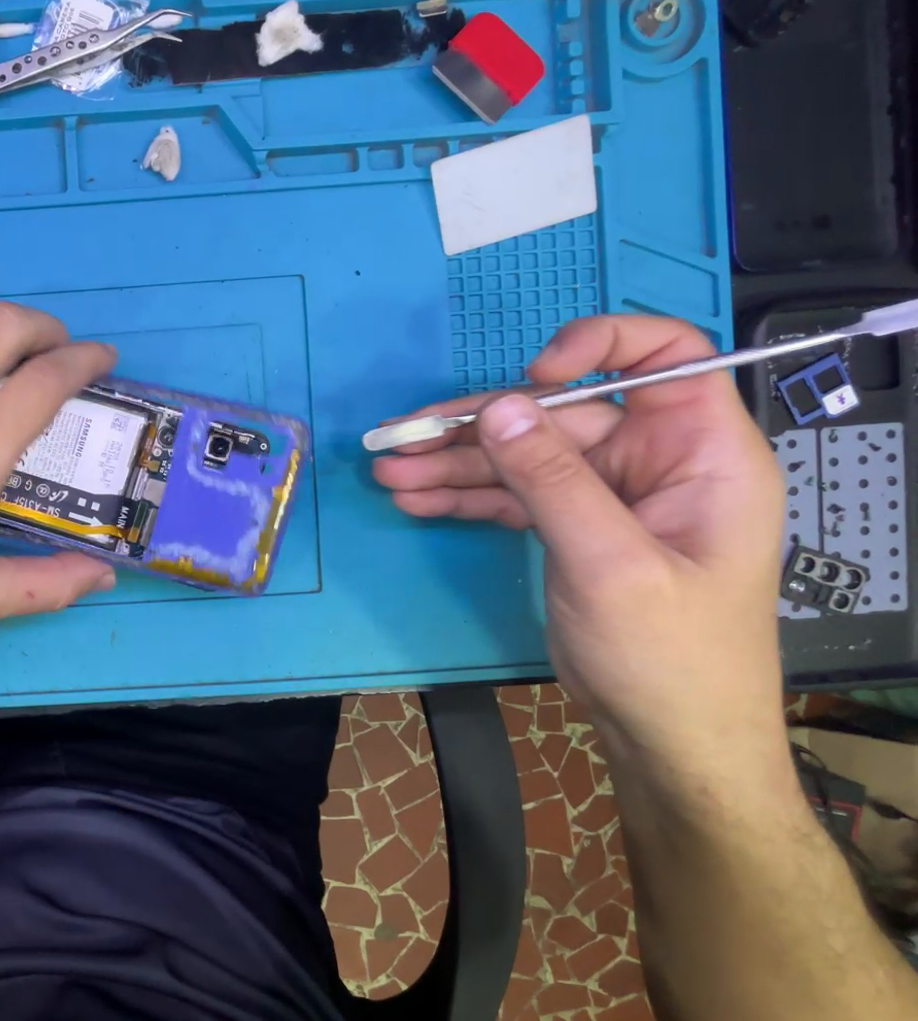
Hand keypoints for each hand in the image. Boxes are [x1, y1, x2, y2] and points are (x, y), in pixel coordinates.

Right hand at [373, 316, 786, 768]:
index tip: (531, 378)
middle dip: (474, 427)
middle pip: (556, 415)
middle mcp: (651, 462)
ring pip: (519, 455)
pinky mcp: (568, 526)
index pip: (665, 359)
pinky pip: (507, 495)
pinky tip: (413, 500)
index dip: (599, 349)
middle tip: (397, 440)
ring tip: (386, 472)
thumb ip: (553, 479)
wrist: (665, 736)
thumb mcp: (609, 562)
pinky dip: (460, 497)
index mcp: (699, 454)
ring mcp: (604, 495)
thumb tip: (499, 406)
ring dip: (450, 464)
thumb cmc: (669, 654)